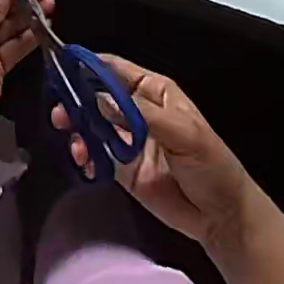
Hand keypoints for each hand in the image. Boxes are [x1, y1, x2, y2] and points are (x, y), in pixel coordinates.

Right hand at [51, 54, 253, 248]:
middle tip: (61, 110)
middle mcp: (135, 110)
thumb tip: (101, 99)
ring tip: (71, 138)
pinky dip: (85, 156)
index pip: (116, 70)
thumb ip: (141, 114)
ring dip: (77, 128)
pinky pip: (96, 155)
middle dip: (77, 99)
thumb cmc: (211, 164)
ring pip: (92, 124)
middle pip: (97, 96)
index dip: (91, 66)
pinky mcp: (121, 168)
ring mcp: (127, 139)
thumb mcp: (183, 132)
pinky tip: (84, 161)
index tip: (65, 66)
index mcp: (153, 91)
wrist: (222, 217)